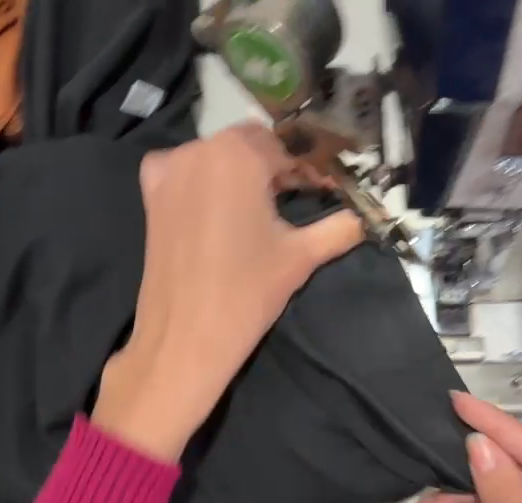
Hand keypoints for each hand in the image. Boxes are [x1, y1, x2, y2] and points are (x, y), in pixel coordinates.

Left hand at [92, 123, 362, 461]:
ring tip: (261, 212)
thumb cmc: (247, 294)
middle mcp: (200, 148)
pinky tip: (220, 210)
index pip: (287, 147)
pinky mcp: (151, 195)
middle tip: (296, 201)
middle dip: (275, 168)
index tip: (326, 189)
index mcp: (239, 154)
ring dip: (242, 174)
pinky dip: (205, 182)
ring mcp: (170, 169)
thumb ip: (339, 229)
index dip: (310, 168)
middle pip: (249, 145)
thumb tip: (370, 217)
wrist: (186, 337)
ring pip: (218, 157)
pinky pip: (187, 173)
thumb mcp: (301, 258)